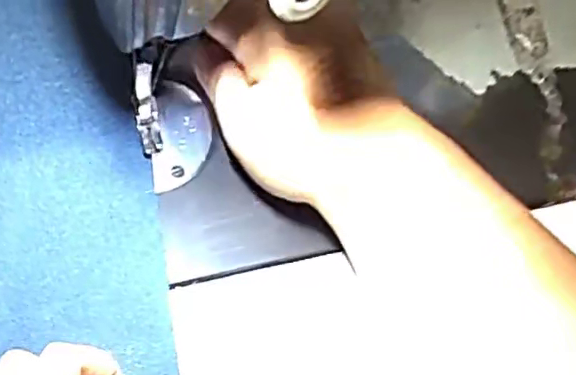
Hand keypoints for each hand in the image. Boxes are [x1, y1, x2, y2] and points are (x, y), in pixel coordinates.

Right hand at [198, 0, 399, 206]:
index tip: (210, 76)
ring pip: (292, 32)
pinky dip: (309, 69)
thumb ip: (216, 80)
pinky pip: (321, 48)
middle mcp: (300, 11)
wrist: (369, 160)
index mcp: (261, 22)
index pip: (219, 21)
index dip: (210, 52)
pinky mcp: (359, 49)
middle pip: (259, 21)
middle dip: (248, 52)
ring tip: (280, 105)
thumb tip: (207, 63)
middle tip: (244, 95)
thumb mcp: (238, 121)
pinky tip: (309, 104)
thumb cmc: (306, 146)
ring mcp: (335, 25)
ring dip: (281, 59)